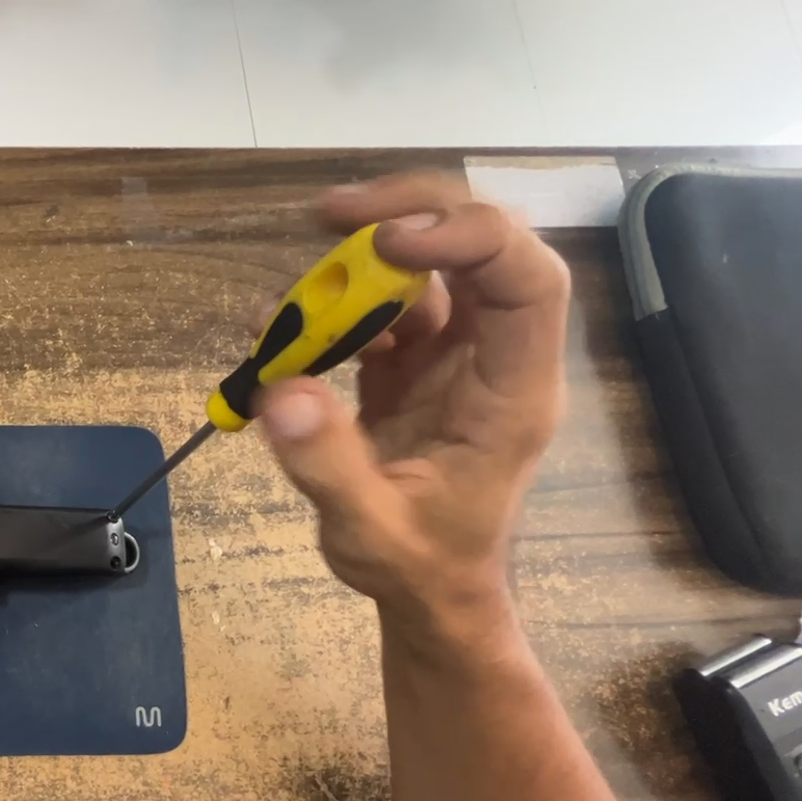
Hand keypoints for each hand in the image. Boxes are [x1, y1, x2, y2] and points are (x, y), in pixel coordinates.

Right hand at [256, 173, 569, 630]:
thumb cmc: (416, 565)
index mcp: (510, 392)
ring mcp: (449, 361)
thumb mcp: (367, 529)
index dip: (466, 239)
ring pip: (420, 276)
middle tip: (324, 214)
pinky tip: (279, 339)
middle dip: (405, 218)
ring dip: (350, 269)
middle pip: (477, 250)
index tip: (380, 238)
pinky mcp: (408, 371)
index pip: (523, 281)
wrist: (425, 586)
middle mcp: (489, 359)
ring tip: (279, 306)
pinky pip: (375, 317)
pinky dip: (326, 316)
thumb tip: (278, 390)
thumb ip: (327, 464)